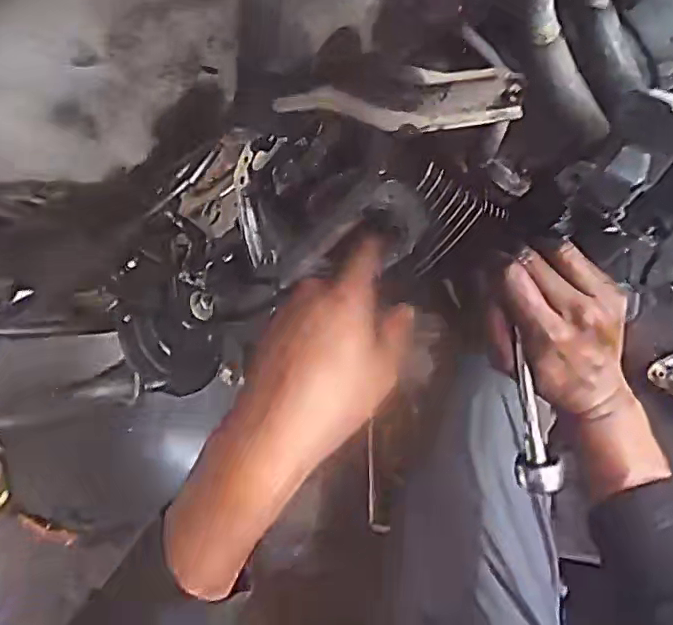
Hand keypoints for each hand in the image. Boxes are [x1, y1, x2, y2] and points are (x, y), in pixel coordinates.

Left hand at [230, 232, 417, 471]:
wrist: (270, 432)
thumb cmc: (326, 404)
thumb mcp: (383, 372)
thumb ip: (397, 332)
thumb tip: (403, 313)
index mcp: (346, 295)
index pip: (366, 251)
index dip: (378, 243)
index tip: (384, 241)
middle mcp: (313, 293)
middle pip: (341, 280)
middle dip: (355, 298)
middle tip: (368, 329)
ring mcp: (288, 310)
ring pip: (317, 302)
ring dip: (329, 317)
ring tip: (339, 358)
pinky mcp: (269, 330)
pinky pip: (298, 321)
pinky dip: (307, 333)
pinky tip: (314, 367)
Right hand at [491, 241, 669, 496]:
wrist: (599, 395)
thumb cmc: (553, 382)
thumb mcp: (509, 358)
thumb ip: (495, 314)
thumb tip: (485, 275)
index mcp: (549, 334)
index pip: (511, 274)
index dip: (493, 263)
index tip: (486, 265)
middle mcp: (579, 312)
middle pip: (531, 256)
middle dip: (510, 254)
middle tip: (502, 261)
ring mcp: (600, 299)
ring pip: (556, 247)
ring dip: (536, 249)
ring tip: (527, 260)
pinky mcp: (612, 290)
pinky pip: (578, 254)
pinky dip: (558, 255)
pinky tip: (551, 265)